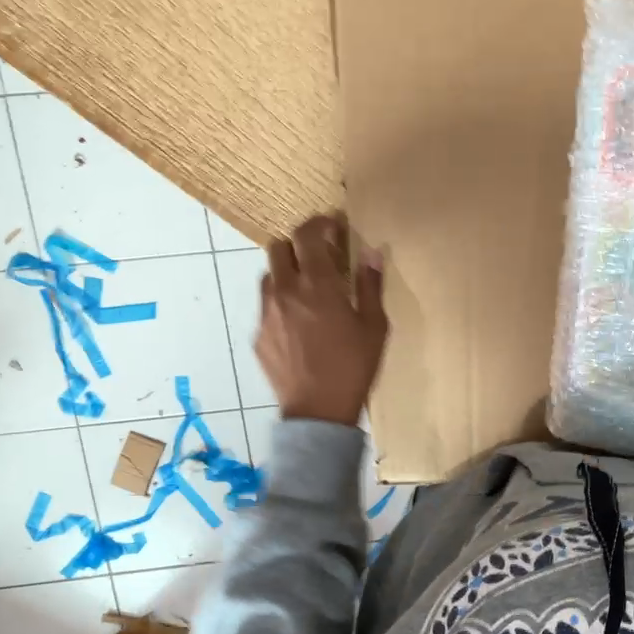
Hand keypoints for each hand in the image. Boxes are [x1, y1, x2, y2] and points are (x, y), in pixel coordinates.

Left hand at [255, 214, 387, 425]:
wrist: (318, 410)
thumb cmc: (354, 366)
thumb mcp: (375, 325)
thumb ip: (371, 285)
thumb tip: (372, 252)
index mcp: (317, 284)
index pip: (306, 234)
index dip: (318, 223)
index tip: (332, 225)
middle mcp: (285, 291)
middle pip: (278, 247)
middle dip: (298, 245)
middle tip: (320, 257)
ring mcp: (267, 313)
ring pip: (269, 276)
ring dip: (287, 273)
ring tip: (309, 291)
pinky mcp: (259, 334)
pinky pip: (267, 306)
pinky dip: (282, 303)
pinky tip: (301, 324)